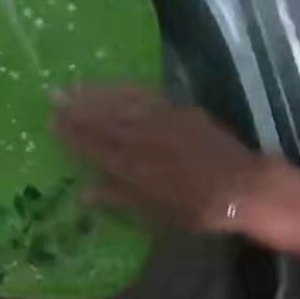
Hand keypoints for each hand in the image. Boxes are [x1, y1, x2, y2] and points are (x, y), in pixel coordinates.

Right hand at [53, 85, 295, 234]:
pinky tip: (114, 85)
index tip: (52, 122)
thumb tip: (82, 192)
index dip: (74, 134)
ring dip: (98, 95)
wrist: (247, 188)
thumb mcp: (158, 214)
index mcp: (138, 168)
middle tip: (53, 96)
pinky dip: (127, 90)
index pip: (98, 147)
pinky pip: (149, 98)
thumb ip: (120, 198)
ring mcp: (166, 123)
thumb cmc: (200, 209)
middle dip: (79, 109)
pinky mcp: (182, 112)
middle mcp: (149, 141)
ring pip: (125, 106)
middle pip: (107, 121)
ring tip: (74, 86)